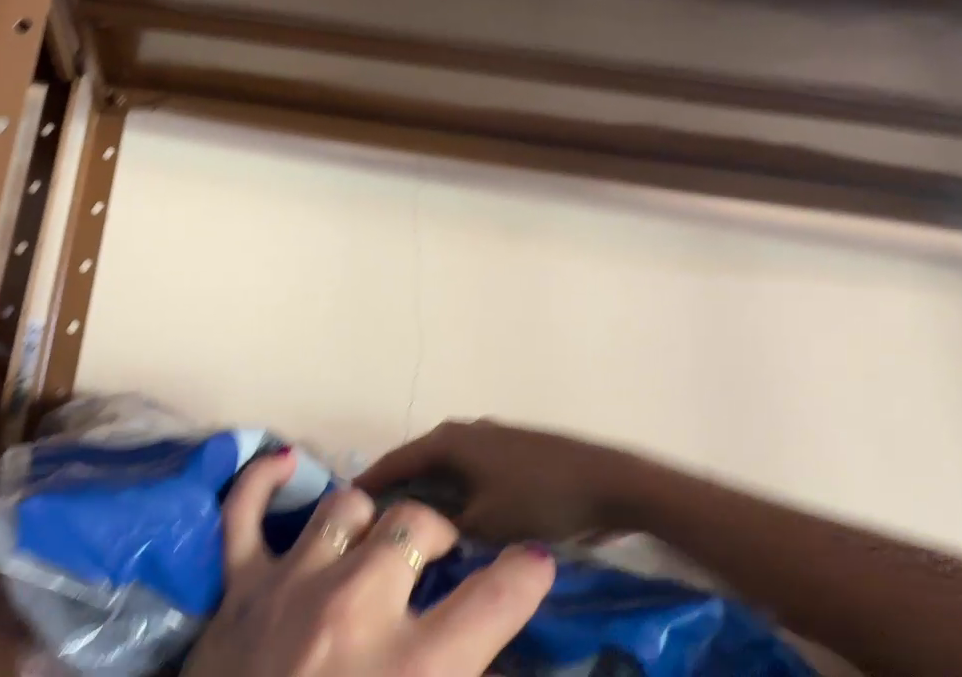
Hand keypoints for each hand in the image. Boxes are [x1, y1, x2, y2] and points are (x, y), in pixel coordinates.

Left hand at [182, 450, 554, 676]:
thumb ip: (452, 673)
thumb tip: (477, 653)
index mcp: (414, 667)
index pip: (493, 601)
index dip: (524, 574)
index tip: (533, 559)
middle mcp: (357, 607)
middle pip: (412, 525)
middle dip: (436, 530)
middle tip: (436, 550)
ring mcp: (293, 582)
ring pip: (343, 506)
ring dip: (369, 514)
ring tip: (375, 530)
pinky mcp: (240, 580)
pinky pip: (243, 509)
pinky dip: (260, 479)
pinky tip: (284, 460)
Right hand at [354, 420, 646, 543]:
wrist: (615, 483)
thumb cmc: (543, 501)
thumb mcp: (487, 525)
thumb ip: (444, 527)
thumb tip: (415, 531)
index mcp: (446, 441)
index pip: (393, 462)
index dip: (368, 484)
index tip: (346, 505)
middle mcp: (461, 429)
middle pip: (417, 461)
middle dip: (398, 488)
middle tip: (378, 519)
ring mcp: (489, 435)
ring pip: (445, 465)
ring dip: (429, 489)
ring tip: (417, 519)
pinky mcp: (513, 446)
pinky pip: (469, 467)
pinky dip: (455, 487)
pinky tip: (461, 511)